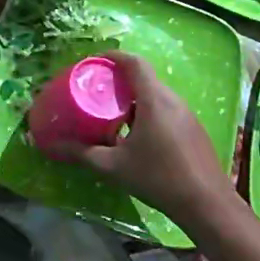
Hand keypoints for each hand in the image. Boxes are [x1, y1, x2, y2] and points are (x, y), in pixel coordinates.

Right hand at [38, 53, 234, 222]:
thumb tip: (52, 146)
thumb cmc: (158, 178)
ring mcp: (187, 115)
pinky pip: (167, 110)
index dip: (114, 56)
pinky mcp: (194, 130)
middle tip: (97, 91)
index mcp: (154, 100)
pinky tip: (136, 135)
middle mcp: (173, 100)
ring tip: (112, 113)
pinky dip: (148, 112)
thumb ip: (82, 153)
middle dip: (120, 80)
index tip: (95, 61)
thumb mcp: (114, 166)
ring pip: (157, 95)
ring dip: (134, 98)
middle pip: (145, 78)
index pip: (135, 63)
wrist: (207, 204)